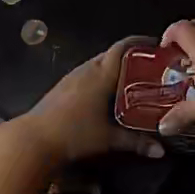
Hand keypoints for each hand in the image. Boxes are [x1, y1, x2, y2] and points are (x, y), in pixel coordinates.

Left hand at [11, 38, 165, 164]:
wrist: (33, 140)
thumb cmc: (74, 134)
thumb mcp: (108, 139)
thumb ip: (136, 142)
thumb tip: (161, 151)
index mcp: (101, 75)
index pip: (122, 48)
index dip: (139, 43)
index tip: (156, 45)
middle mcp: (86, 70)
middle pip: (111, 54)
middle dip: (131, 57)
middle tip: (150, 67)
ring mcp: (72, 77)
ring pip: (97, 64)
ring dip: (114, 67)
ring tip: (133, 80)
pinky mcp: (62, 87)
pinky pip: (87, 74)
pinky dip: (101, 77)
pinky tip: (107, 93)